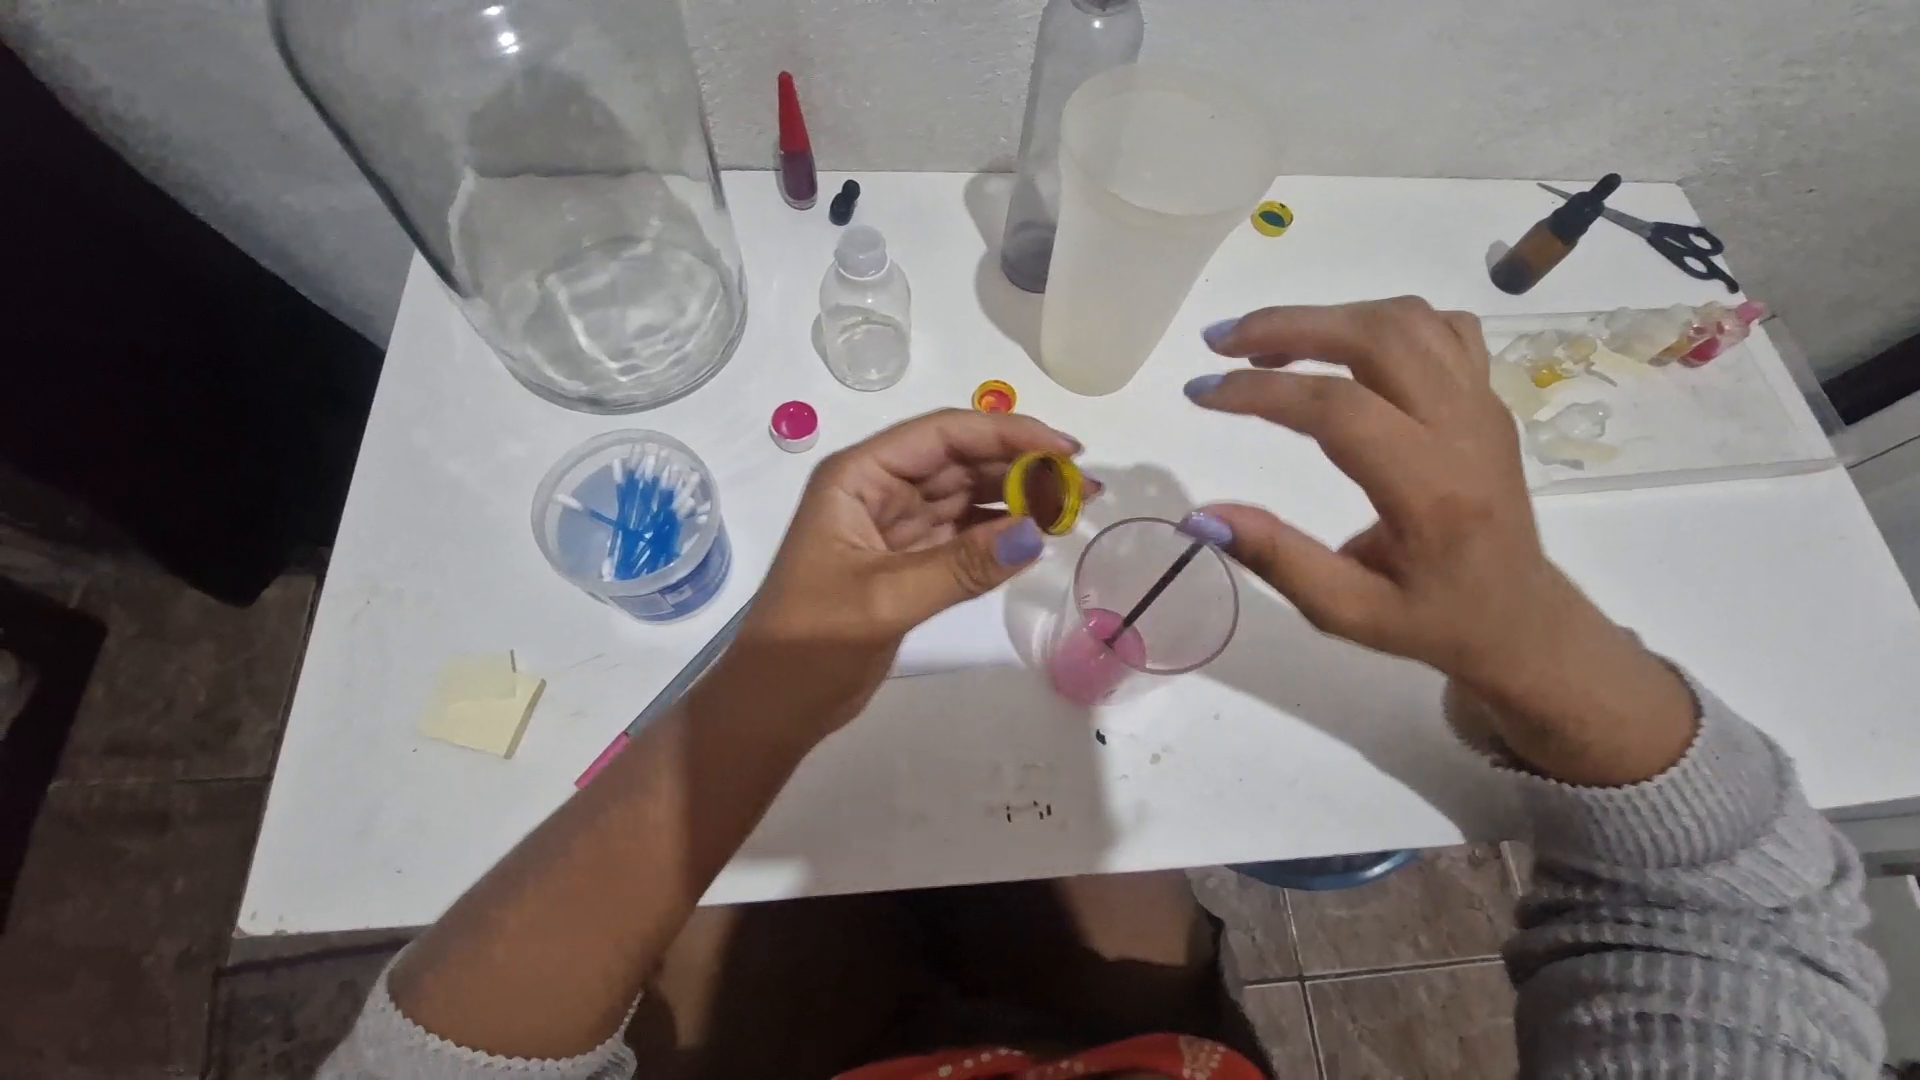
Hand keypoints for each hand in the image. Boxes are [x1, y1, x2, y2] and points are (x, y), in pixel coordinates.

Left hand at [699, 409, 1084, 741]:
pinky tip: (1036, 538)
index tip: (1066, 450)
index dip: (1006, 434)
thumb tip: (1038, 533)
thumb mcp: (885, 599)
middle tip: (1084, 485)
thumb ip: (961, 566)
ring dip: (1016, 499)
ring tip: (1074, 507)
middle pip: (959, 461)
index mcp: (858, 477)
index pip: (941, 435)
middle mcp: (877, 490)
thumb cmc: (809, 644)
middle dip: (1021, 466)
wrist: (774, 706)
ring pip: (964, 498)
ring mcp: (894, 527)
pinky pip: (961, 536)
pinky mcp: (907, 563)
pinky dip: (998, 536)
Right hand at [1180, 298, 1695, 785]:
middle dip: (1288, 325)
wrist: (1521, 617)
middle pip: (1378, 337)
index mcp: (1430, 490)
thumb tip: (1201, 517)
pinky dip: (1376, 322)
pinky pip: (1438, 328)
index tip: (1199, 392)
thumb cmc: (1430, 620)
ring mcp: (1483, 405)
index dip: (1261, 392)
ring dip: (1326, 317)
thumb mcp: (1345, 611)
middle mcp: (1465, 430)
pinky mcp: (1486, 398)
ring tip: (1263, 345)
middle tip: (1220, 341)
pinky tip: (1335, 348)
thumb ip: (1277, 560)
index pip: (1339, 409)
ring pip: (1407, 320)